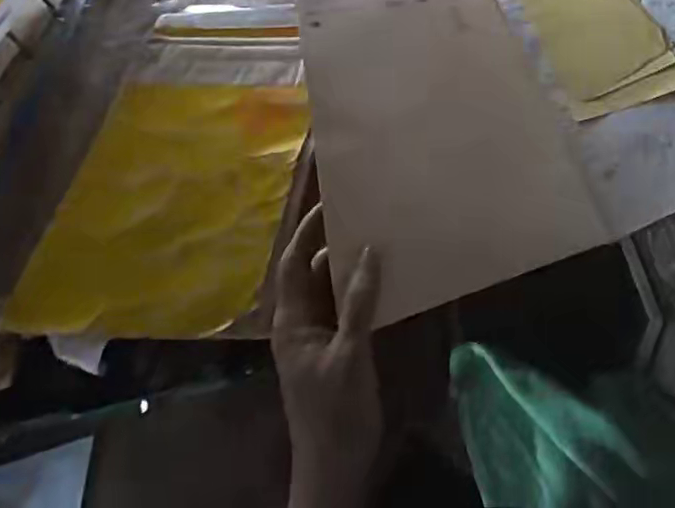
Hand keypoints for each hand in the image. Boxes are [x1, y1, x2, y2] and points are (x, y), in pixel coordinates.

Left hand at [272, 204, 381, 507]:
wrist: (336, 468)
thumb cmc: (334, 412)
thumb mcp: (349, 355)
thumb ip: (358, 304)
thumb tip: (368, 253)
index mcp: (291, 320)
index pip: (293, 264)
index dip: (307, 233)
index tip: (327, 206)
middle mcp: (300, 322)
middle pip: (312, 273)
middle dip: (332, 246)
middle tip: (360, 218)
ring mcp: (318, 335)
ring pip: (330, 290)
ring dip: (349, 269)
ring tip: (375, 240)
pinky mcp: (336, 348)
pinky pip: (345, 308)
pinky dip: (360, 292)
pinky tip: (383, 280)